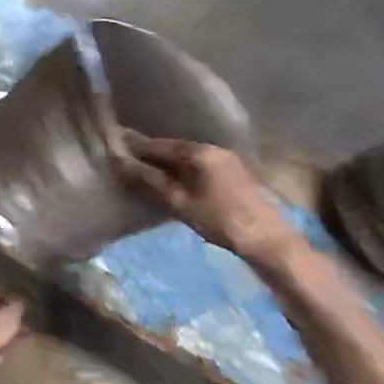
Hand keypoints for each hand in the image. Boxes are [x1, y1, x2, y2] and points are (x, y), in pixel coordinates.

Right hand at [116, 133, 302, 261]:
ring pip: (188, 157)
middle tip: (127, 158)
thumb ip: (148, 181)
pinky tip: (175, 180)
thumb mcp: (178, 202)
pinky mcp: (236, 173)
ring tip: (147, 170)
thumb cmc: (219, 220)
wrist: (268, 240)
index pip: (158, 144)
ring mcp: (228, 160)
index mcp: (199, 152)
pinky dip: (183, 170)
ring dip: (168, 163)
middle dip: (151, 153)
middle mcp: (214, 149)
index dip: (135, 145)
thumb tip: (120, 163)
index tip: (114, 143)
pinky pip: (201, 165)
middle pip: (174, 148)